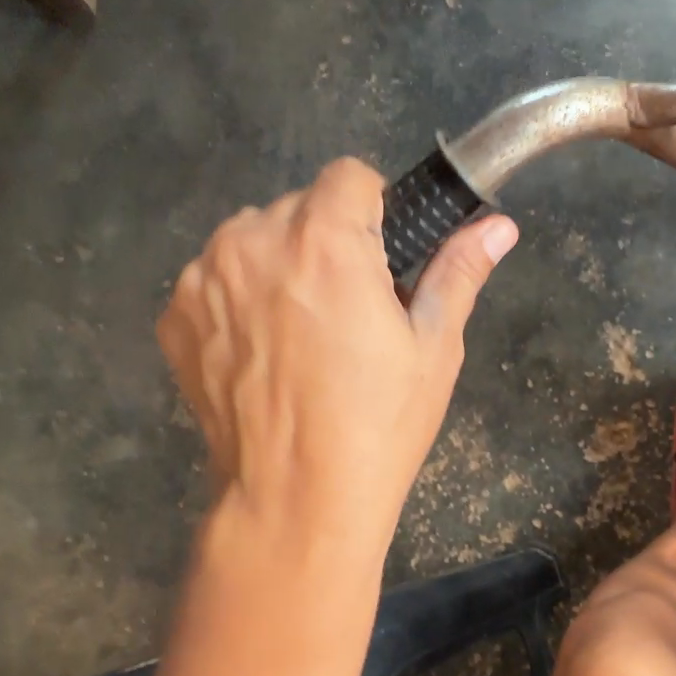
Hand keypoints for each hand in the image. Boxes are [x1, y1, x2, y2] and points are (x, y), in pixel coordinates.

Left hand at [157, 158, 518, 553]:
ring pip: (254, 241)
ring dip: (283, 267)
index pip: (350, 176)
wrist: (295, 499)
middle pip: (300, 208)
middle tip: (355, 313)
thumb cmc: (380, 423)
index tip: (387, 261)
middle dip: (330, 243)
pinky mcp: (175, 317)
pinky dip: (243, 302)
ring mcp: (203, 279)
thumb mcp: (434, 349)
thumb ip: (459, 273)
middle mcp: (253, 241)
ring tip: (307, 339)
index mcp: (326, 242)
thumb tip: (500, 227)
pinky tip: (267, 359)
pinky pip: (217, 281)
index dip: (377, 211)